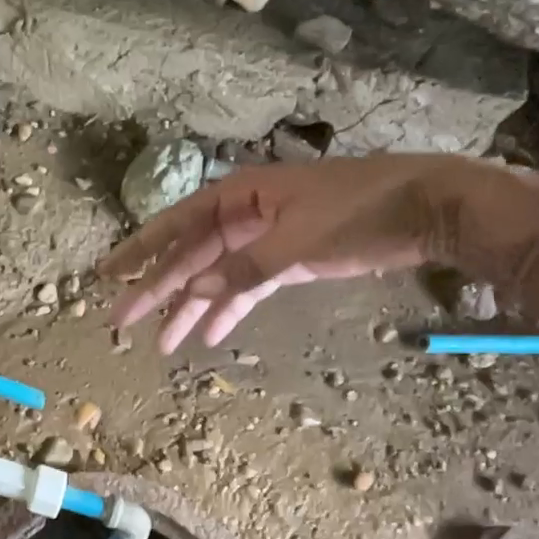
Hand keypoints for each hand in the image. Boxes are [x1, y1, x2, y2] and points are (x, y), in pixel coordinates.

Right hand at [100, 156, 469, 352]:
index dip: (138, 251)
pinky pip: (246, 288)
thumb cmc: (359, 211)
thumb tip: (193, 292)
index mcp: (237, 195)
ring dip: (190, 308)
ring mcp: (264, 238)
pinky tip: (212, 335)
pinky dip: (229, 309)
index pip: (174, 226)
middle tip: (121, 321)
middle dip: (156, 290)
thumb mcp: (296, 241)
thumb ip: (243, 269)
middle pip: (189, 257)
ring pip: (214, 277)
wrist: (432, 208)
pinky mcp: (288, 261)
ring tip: (163, 343)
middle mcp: (242, 214)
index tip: (106, 274)